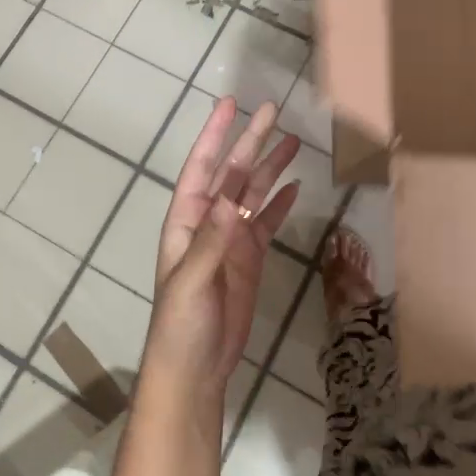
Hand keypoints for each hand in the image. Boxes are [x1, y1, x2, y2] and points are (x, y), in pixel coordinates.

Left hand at [143, 97, 299, 400]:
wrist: (194, 371)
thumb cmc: (180, 326)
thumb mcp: (192, 282)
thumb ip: (211, 239)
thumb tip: (229, 196)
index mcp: (187, 221)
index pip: (202, 168)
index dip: (214, 135)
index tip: (230, 104)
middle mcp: (209, 222)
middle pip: (233, 173)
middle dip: (251, 142)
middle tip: (273, 110)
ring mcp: (231, 240)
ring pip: (253, 194)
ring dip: (271, 168)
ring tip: (293, 140)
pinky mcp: (249, 259)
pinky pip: (266, 223)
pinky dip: (279, 204)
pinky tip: (294, 186)